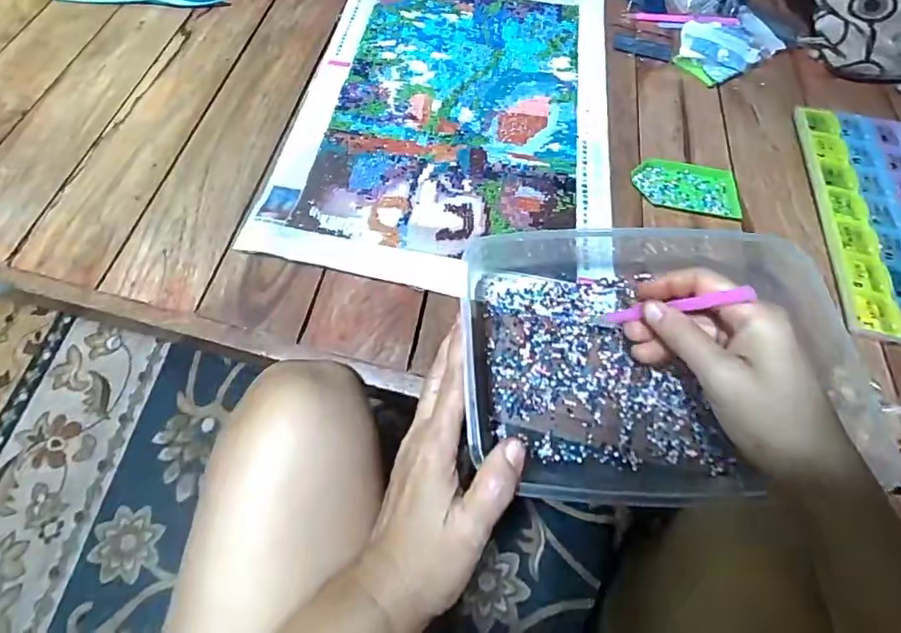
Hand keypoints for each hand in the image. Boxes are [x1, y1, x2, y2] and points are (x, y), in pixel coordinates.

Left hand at [351, 323, 525, 631]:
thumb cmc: (427, 561)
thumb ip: (491, 488)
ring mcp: (413, 445)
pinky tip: (454, 385)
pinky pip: (431, 406)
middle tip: (468, 313)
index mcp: (433, 447)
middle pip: (437, 379)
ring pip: (431, 390)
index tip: (471, 318)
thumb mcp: (467, 532)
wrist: (383, 586)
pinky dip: (444, 383)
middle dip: (451, 344)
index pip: (452, 388)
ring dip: (445, 359)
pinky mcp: (413, 457)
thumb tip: (517, 442)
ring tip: (462, 335)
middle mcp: (420, 437)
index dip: (461, 351)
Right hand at [621, 269, 861, 482]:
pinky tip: (653, 359)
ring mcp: (749, 344)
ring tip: (634, 349)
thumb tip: (648, 306)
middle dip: (661, 316)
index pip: (702, 283)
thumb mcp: (718, 374)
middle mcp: (752, 321)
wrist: (814, 472)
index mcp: (754, 313)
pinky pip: (705, 348)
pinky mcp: (744, 366)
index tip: (634, 297)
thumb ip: (682, 335)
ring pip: (697, 329)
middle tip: (627, 330)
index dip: (666, 285)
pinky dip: (679, 353)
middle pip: (696, 306)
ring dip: (665, 336)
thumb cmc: (767, 416)